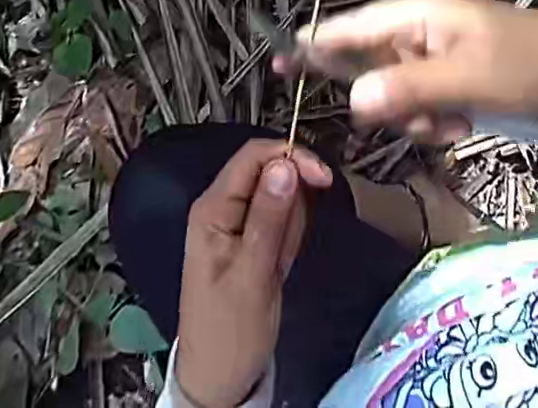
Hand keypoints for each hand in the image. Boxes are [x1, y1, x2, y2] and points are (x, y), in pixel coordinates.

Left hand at [177, 140, 332, 407]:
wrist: (221, 382)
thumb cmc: (230, 332)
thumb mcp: (251, 276)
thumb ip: (269, 217)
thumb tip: (286, 163)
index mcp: (212, 207)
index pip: (253, 156)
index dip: (290, 156)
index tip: (324, 176)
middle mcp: (224, 205)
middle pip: (270, 171)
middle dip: (291, 202)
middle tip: (288, 246)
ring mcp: (239, 220)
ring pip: (281, 194)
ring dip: (291, 225)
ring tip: (278, 264)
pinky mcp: (254, 236)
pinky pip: (283, 218)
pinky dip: (290, 238)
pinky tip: (279, 265)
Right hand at [276, 0, 537, 141]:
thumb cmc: (523, 68)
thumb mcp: (466, 79)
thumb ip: (407, 88)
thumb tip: (353, 99)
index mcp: (414, 16)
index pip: (349, 28)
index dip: (313, 45)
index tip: (280, 62)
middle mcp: (415, 32)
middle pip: (367, 66)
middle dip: (386, 100)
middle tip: (422, 118)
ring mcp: (430, 55)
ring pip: (392, 91)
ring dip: (414, 115)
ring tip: (453, 120)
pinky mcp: (446, 77)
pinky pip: (417, 102)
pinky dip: (432, 118)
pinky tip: (461, 121)